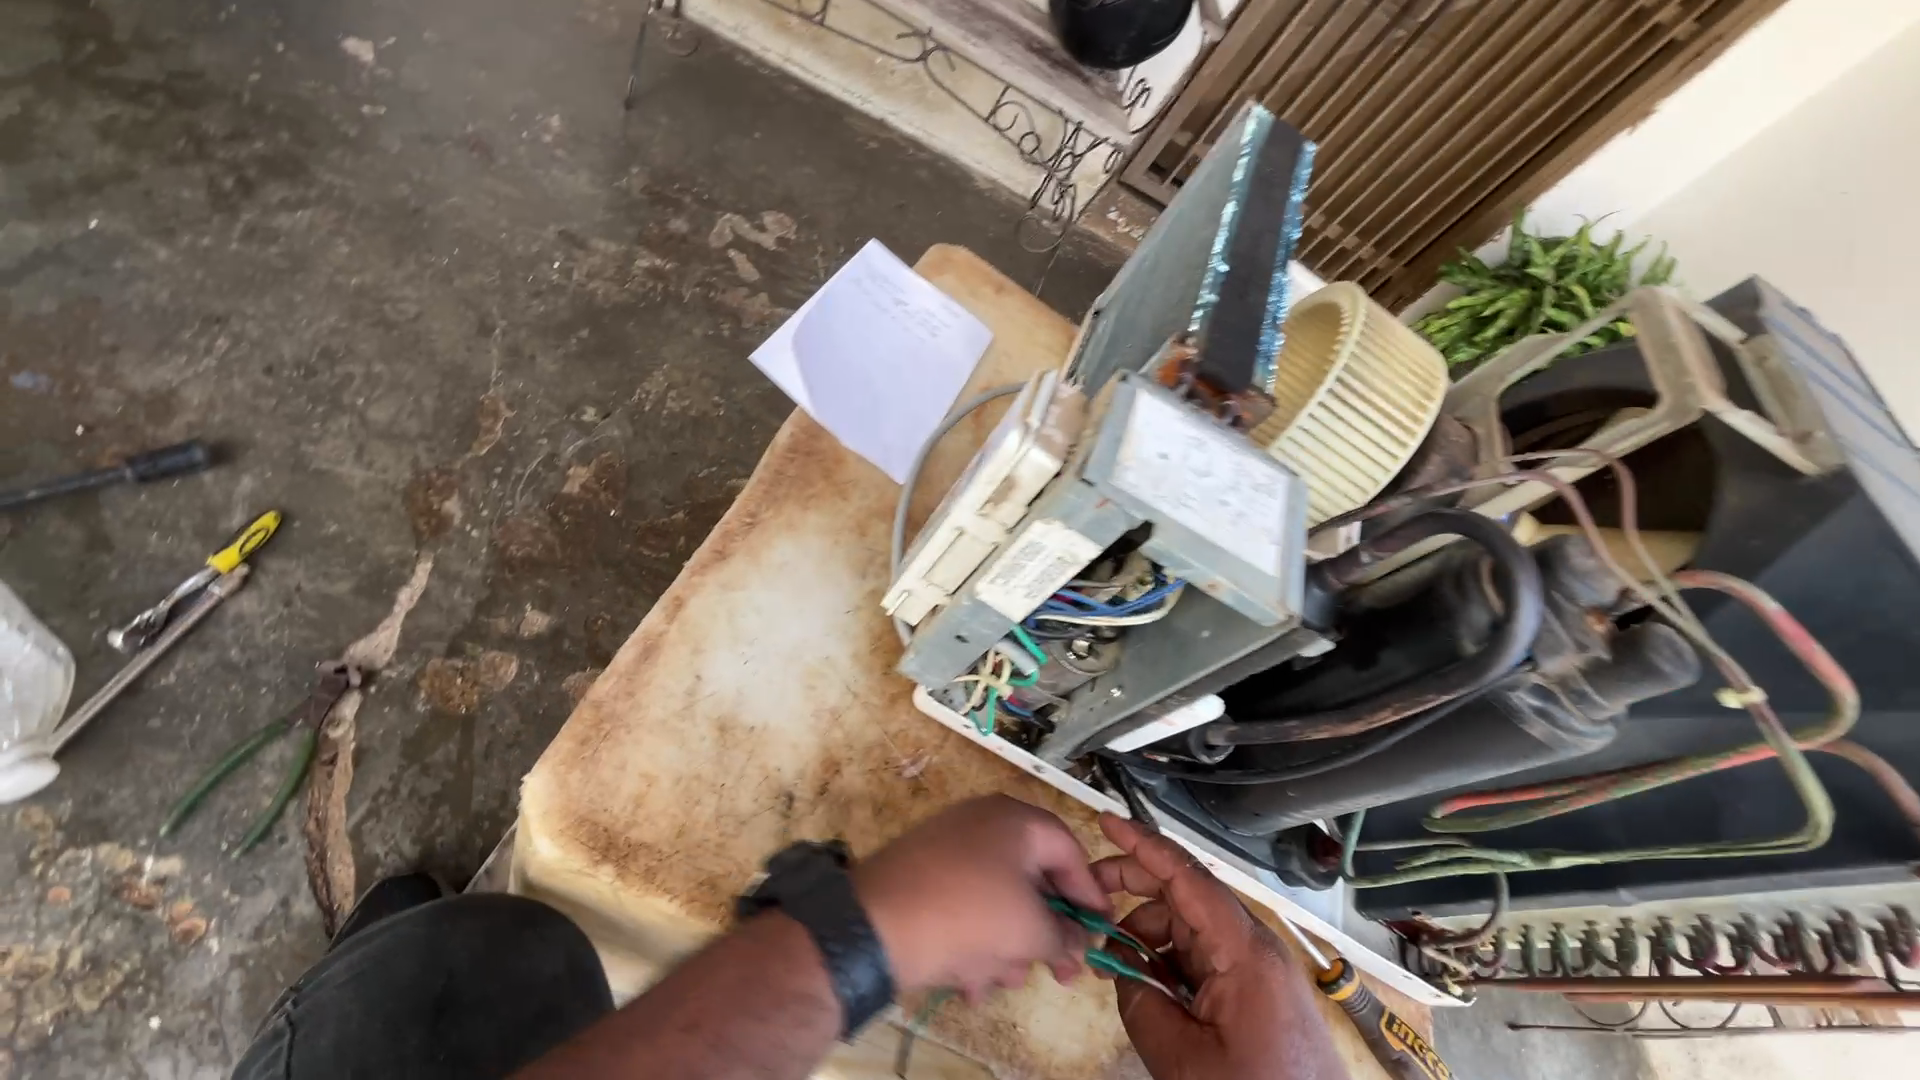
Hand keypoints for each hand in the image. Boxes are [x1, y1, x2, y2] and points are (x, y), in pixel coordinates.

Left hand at [852, 794, 1107, 1000]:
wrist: (876, 923)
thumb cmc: (969, 912)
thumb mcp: (1031, 929)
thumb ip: (1066, 936)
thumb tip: (1077, 945)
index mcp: (1015, 819)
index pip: (1069, 850)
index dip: (1090, 895)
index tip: (1099, 933)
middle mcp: (983, 823)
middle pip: (1032, 879)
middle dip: (1044, 933)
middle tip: (1058, 974)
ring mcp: (950, 847)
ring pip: (998, 900)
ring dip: (1007, 946)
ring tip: (999, 980)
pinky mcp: (924, 876)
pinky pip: (965, 906)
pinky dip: (974, 941)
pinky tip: (968, 980)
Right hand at [1093, 814, 1345, 1079]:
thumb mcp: (1182, 1057)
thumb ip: (1139, 1001)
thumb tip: (1118, 966)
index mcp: (1242, 948)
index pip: (1186, 875)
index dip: (1143, 843)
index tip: (1106, 820)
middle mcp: (1250, 943)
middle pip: (1183, 892)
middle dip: (1131, 886)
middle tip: (1087, 895)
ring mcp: (1253, 964)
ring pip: (1185, 923)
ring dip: (1143, 931)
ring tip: (1109, 958)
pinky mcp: (1252, 985)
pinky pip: (1198, 953)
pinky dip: (1164, 957)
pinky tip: (1141, 979)